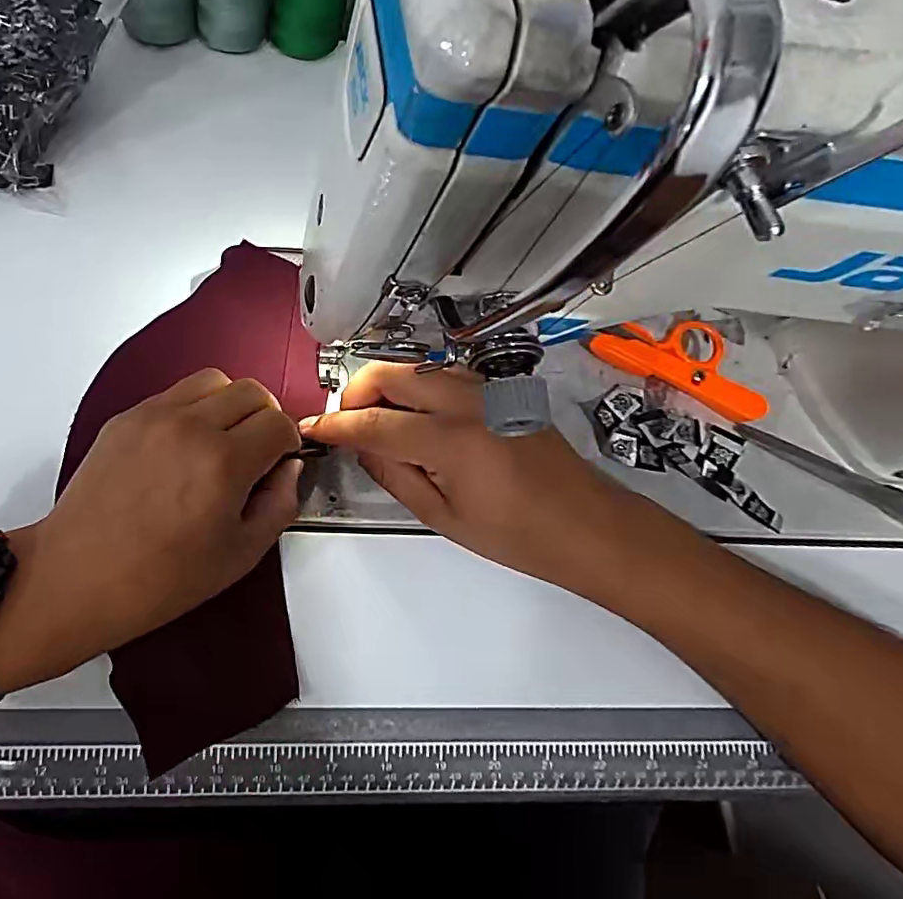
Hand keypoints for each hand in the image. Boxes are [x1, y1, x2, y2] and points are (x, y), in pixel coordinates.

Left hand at [0, 369, 301, 692]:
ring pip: (213, 380)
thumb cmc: (150, 577)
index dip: (290, 441)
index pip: (279, 422)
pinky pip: (174, 393)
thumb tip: (287, 473)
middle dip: (265, 417)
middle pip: (252, 391)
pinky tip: (186, 445)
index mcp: (222, 463)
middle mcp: (188, 429)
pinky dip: (191, 409)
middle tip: (258, 448)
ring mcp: (153, 418)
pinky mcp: (126, 419)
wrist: (78, 576)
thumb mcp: (238, 555)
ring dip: (229, 404)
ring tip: (222, 440)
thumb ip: (279, 505)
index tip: (282, 456)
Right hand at [300, 363, 694, 594]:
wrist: (589, 526)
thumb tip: (363, 447)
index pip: (372, 422)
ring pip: (413, 367)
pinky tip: (414, 417)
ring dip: (385, 387)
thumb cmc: (524, 535)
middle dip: (355, 393)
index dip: (334, 426)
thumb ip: (395, 474)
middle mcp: (467, 403)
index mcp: (451, 441)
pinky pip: (440, 374)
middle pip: (387, 373)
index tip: (313, 428)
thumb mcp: (444, 517)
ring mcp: (485, 390)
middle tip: (346, 424)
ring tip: (378, 423)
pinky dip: (415, 386)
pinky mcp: (498, 390)